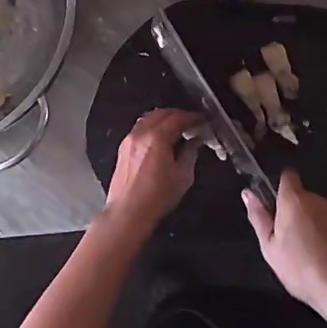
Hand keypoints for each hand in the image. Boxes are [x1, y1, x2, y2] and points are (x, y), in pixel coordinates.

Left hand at [105, 109, 202, 232]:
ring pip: (149, 118)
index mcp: (156, 138)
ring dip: (165, 118)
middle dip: (179, 115)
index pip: (178, 118)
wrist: (128, 214)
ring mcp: (129, 140)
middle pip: (162, 113)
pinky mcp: (123, 148)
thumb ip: (190, 153)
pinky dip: (153, 126)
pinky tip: (161, 137)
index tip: (203, 119)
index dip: (193, 117)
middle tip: (193, 123)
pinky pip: (140, 128)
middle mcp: (140, 134)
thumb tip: (195, 142)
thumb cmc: (157, 198)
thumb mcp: (183, 176)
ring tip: (178, 128)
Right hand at [243, 170, 326, 315]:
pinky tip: (318, 256)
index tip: (273, 204)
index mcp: (294, 200)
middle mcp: (316, 200)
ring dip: (307, 222)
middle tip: (283, 237)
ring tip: (301, 251)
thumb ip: (258, 217)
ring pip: (314, 211)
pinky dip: (321, 233)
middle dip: (291, 210)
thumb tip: (248, 194)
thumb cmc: (300, 268)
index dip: (279, 186)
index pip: (287, 176)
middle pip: (300, 196)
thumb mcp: (269, 246)